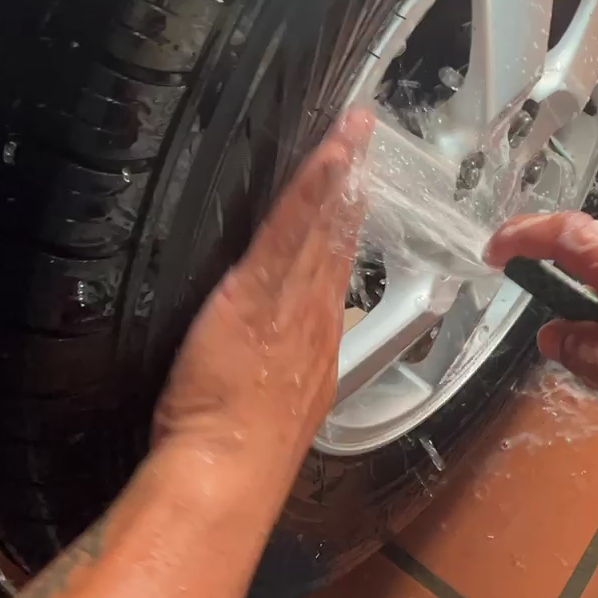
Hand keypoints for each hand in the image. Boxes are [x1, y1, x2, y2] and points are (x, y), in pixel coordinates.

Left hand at [151, 112, 370, 466]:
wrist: (230, 468)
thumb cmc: (245, 445)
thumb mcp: (277, 403)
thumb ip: (285, 366)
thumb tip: (278, 351)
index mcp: (317, 335)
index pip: (337, 267)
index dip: (350, 224)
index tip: (358, 192)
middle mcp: (315, 311)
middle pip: (338, 236)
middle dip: (354, 184)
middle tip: (367, 138)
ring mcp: (292, 298)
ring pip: (321, 225)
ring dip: (339, 172)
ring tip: (354, 129)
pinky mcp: (259, 290)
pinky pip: (289, 230)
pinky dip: (312, 191)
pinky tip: (328, 158)